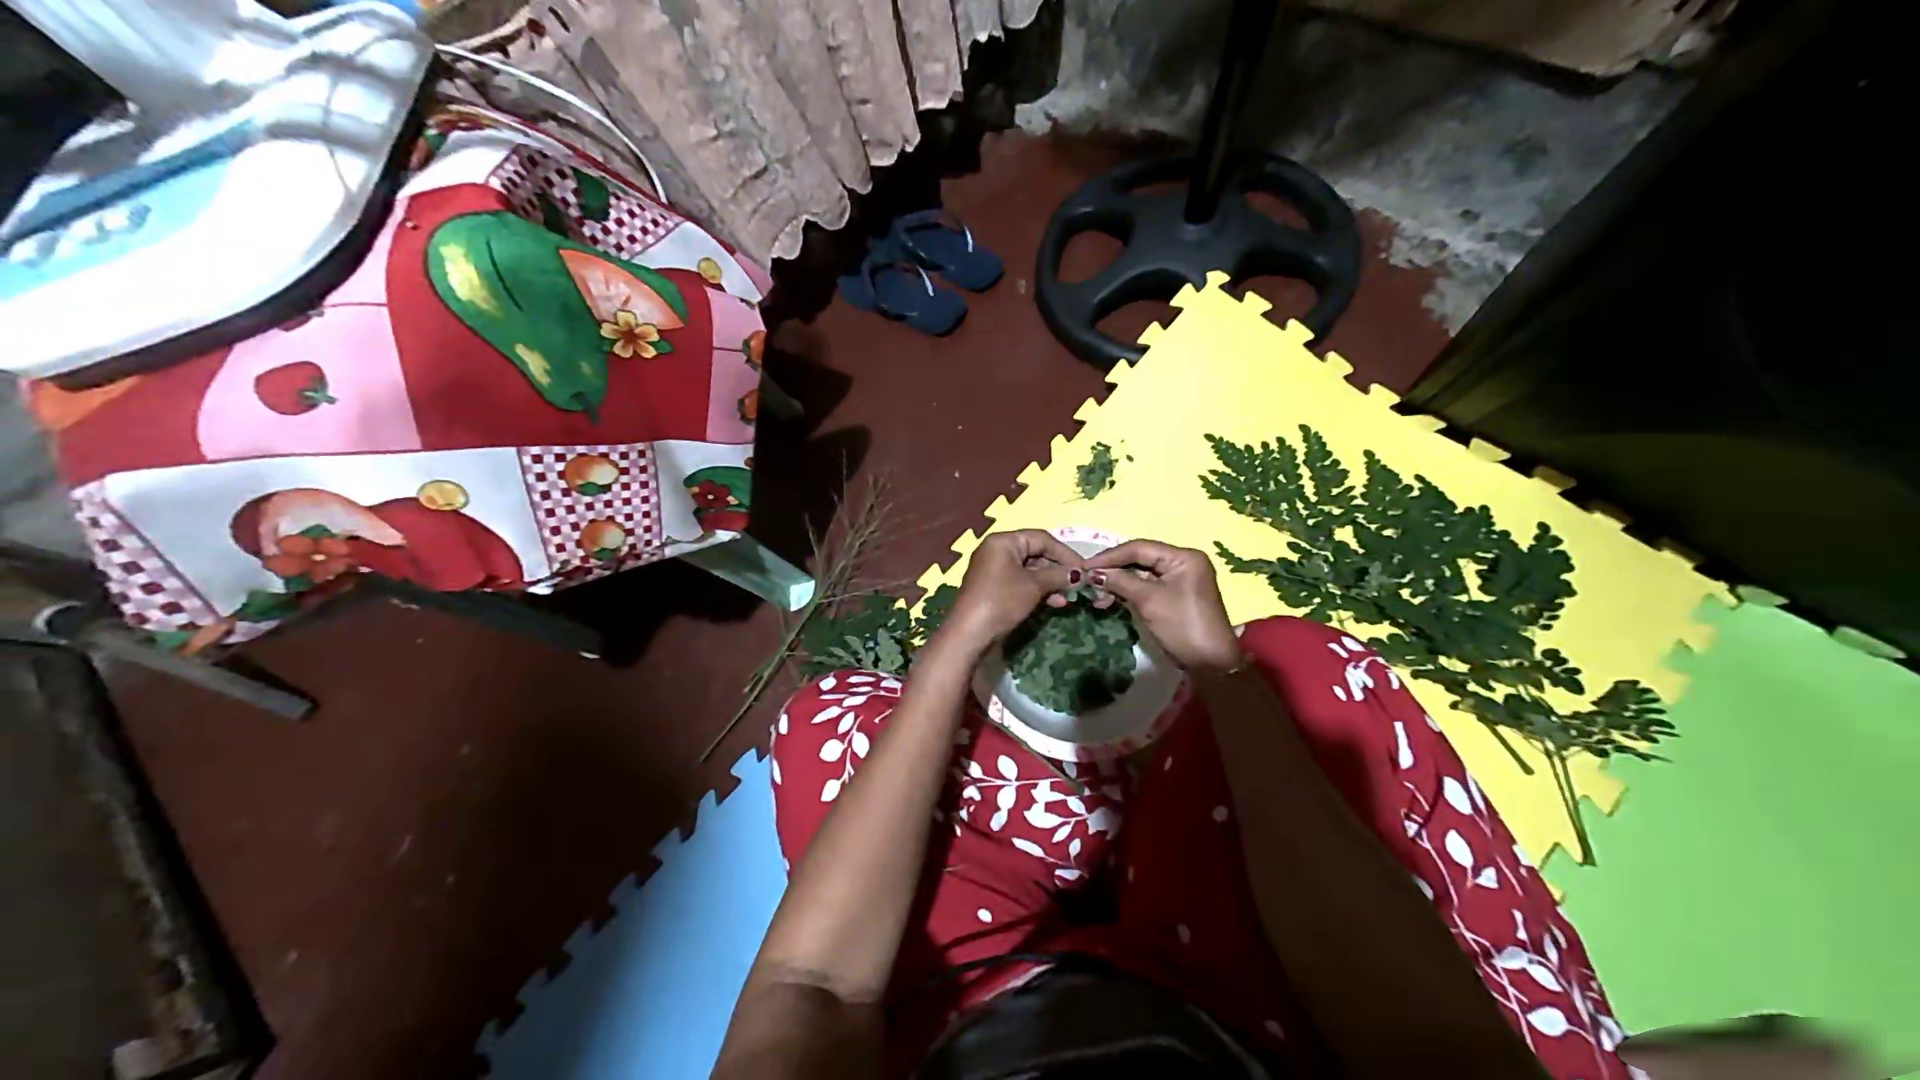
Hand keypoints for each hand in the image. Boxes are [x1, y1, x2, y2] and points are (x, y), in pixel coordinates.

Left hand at [938, 530, 1083, 651]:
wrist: (971, 634)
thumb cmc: (1002, 600)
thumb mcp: (1034, 586)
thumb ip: (1058, 575)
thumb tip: (1080, 573)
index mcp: (1003, 541)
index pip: (1042, 538)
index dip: (1065, 553)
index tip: (1085, 569)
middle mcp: (997, 550)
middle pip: (1036, 553)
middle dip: (1058, 569)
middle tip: (1078, 584)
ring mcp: (995, 570)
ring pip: (1030, 570)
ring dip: (1051, 582)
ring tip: (1068, 597)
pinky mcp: (995, 588)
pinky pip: (1022, 583)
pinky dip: (1038, 591)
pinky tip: (1055, 603)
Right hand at [1084, 539, 1240, 671]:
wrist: (1210, 663)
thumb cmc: (1182, 626)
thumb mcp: (1149, 601)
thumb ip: (1120, 582)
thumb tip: (1093, 574)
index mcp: (1183, 557)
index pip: (1139, 548)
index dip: (1110, 556)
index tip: (1084, 567)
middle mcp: (1181, 563)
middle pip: (1139, 559)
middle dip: (1112, 570)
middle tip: (1087, 580)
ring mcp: (1177, 580)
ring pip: (1139, 574)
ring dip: (1117, 583)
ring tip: (1096, 596)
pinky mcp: (1172, 596)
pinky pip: (1145, 588)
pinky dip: (1127, 593)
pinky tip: (1108, 601)